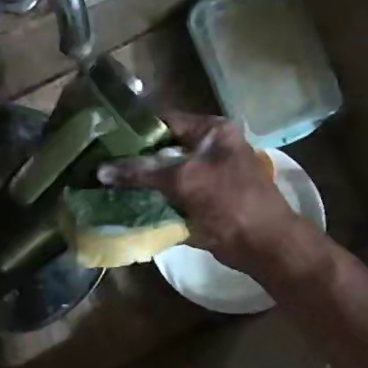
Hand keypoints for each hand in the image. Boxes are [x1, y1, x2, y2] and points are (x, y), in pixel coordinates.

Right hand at [97, 112, 305, 269]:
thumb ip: (142, 173)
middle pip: (163, 148)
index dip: (134, 130)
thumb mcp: (185, 181)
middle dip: (134, 158)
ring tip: (106, 182)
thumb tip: (101, 170)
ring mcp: (207, 174)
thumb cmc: (231, 204)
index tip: (104, 140)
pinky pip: (171, 193)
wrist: (266, 246)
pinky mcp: (203, 199)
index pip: (165, 121)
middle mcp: (210, 147)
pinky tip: (125, 202)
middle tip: (100, 163)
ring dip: (140, 181)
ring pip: (165, 173)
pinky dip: (152, 198)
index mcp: (213, 131)